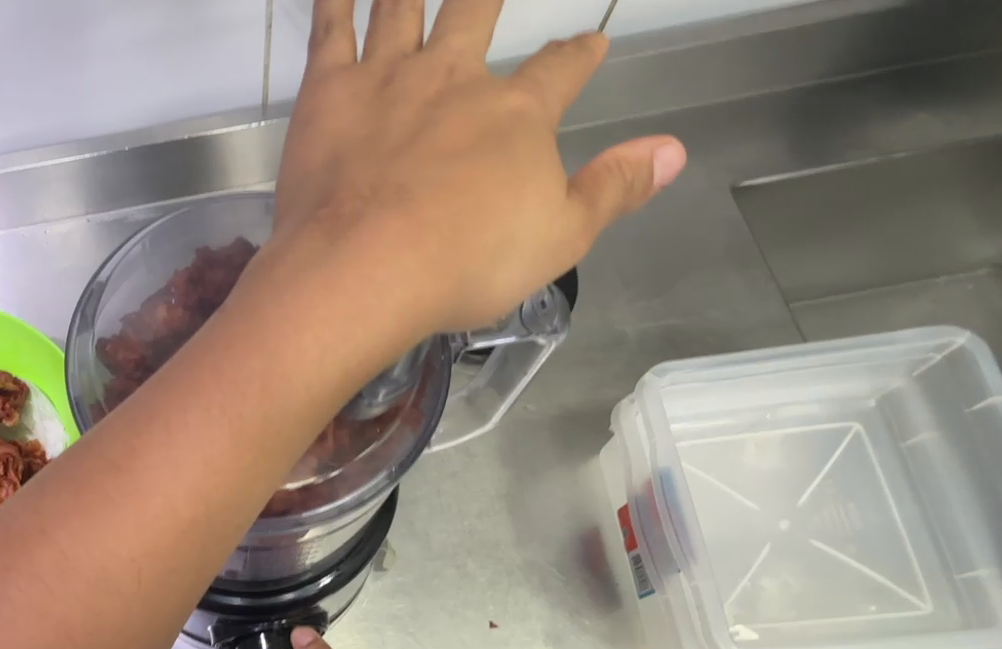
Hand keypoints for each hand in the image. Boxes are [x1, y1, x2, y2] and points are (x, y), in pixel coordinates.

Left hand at [259, 0, 685, 352]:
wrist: (366, 270)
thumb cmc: (465, 265)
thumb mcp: (557, 240)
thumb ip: (613, 190)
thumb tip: (674, 150)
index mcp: (515, 115)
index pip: (558, 72)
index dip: (576, 58)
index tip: (587, 47)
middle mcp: (453, 79)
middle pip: (475, 13)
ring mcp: (387, 80)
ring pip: (401, 10)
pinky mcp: (327, 97)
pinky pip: (330, 31)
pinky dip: (333, 4)